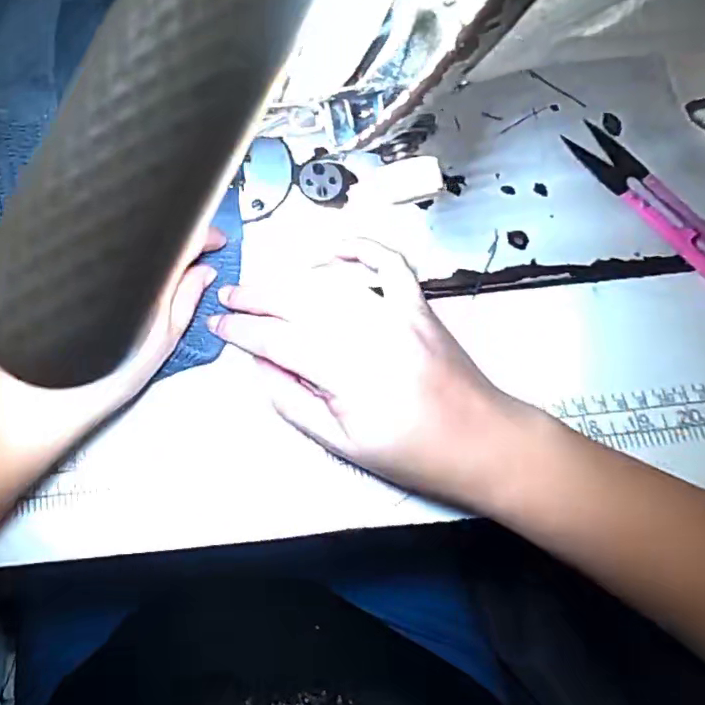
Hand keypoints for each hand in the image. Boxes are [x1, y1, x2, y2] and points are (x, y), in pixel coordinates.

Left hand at [0, 226, 225, 453]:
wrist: (53, 389)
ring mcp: (93, 263)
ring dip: (154, 245)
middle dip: (179, 237)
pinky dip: (128, 255)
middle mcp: (118, 259)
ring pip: (132, 239)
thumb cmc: (107, 371)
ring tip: (166, 268)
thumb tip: (205, 269)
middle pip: (155, 231)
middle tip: (196, 254)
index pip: (182, 234)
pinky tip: (132, 273)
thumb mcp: (162, 339)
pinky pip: (110, 253)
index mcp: (147, 272)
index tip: (216, 241)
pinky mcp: (72, 269)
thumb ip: (187, 298)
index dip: (204, 232)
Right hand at [211, 237, 553, 510]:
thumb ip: (291, 401)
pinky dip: (360, 251)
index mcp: (348, 374)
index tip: (217, 326)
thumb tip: (259, 365)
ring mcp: (398, 314)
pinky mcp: (418, 306)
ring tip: (261, 286)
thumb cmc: (412, 453)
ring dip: (288, 280)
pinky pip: (388, 265)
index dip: (241, 331)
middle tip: (227, 299)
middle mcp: (370, 335)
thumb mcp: (340, 443)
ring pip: (329, 284)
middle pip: (297, 304)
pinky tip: (330, 254)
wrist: (487, 443)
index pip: (278, 341)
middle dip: (254, 300)